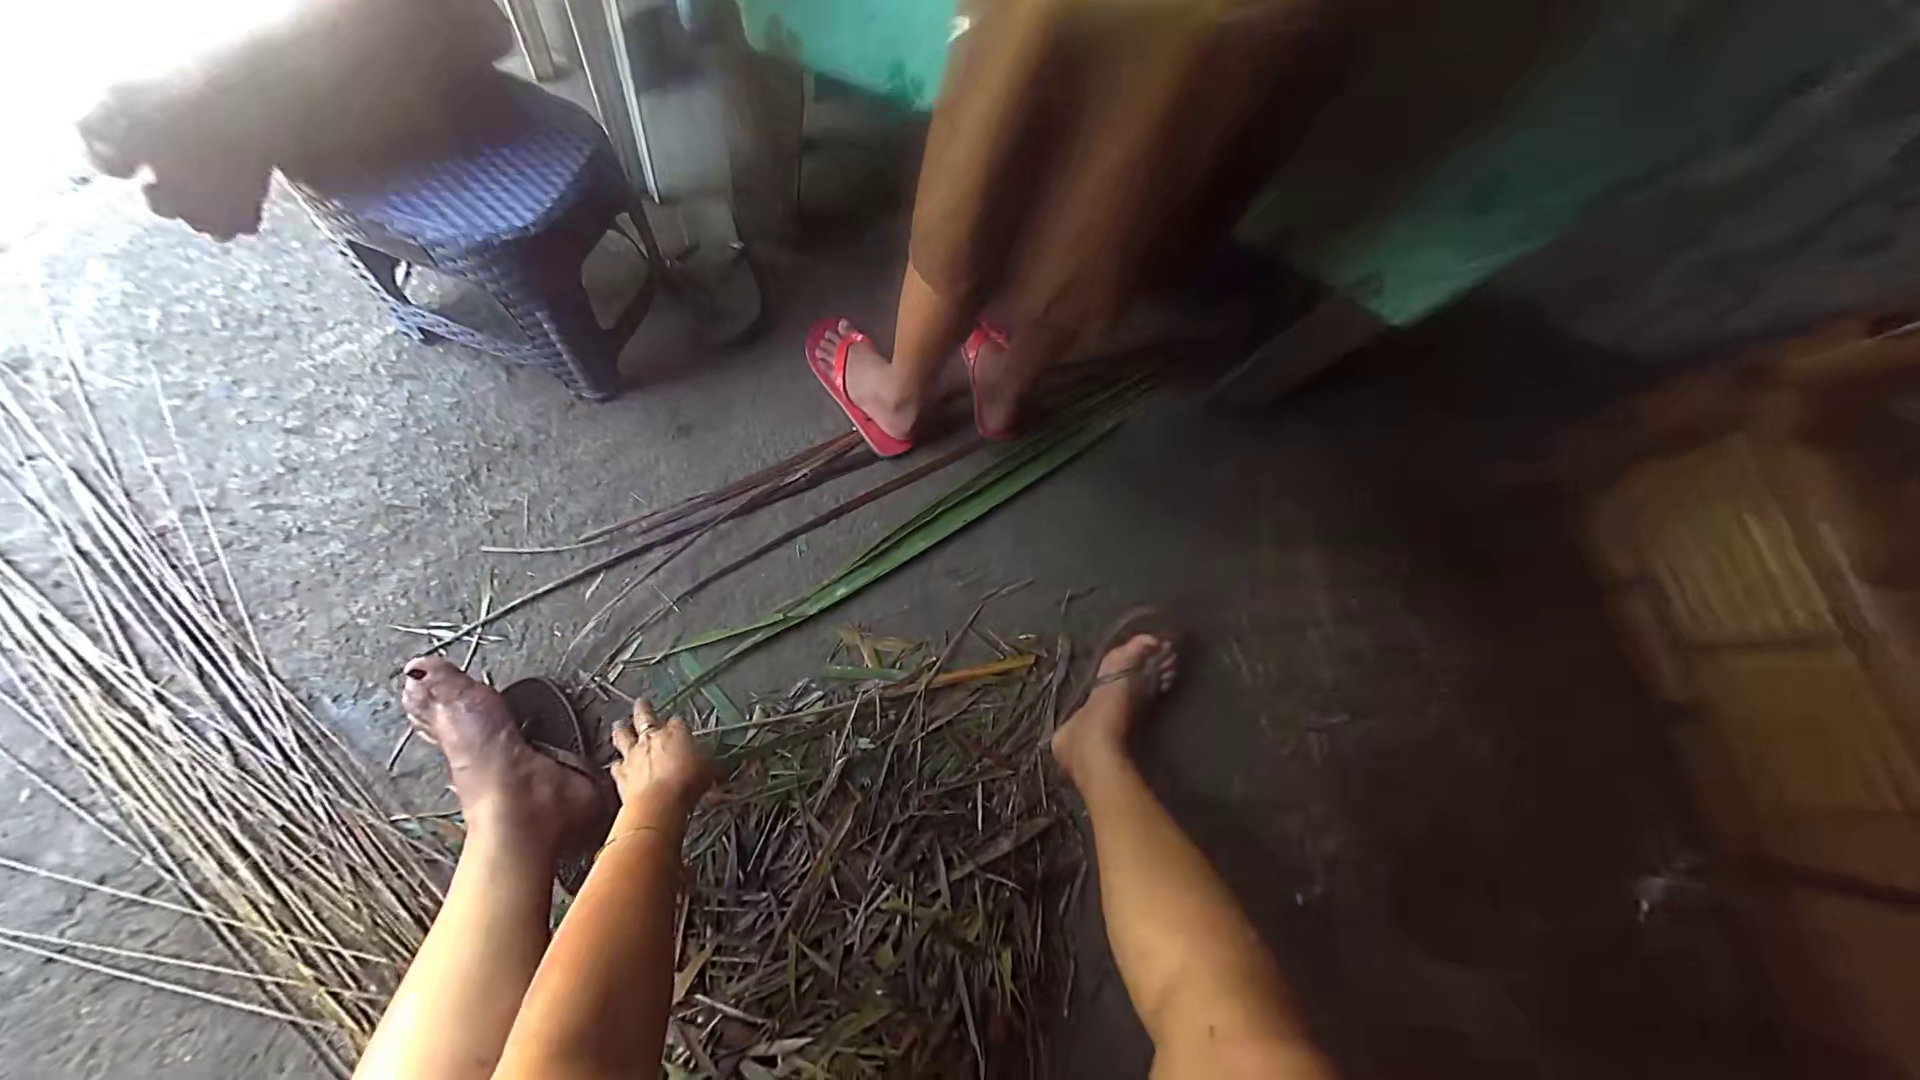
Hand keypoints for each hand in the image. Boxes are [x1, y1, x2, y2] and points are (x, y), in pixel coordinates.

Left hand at [609, 699, 712, 814]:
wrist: (658, 804)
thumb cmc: (688, 782)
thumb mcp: (709, 768)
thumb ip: (708, 760)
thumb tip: (713, 760)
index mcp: (676, 733)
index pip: (678, 721)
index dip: (679, 723)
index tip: (681, 726)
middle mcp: (652, 738)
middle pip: (645, 717)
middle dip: (644, 708)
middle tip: (641, 701)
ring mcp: (633, 755)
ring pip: (623, 736)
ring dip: (621, 729)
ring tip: (620, 723)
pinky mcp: (621, 774)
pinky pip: (617, 765)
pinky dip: (618, 764)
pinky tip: (618, 764)